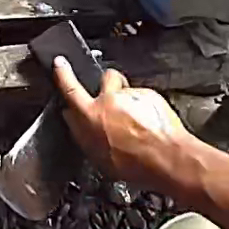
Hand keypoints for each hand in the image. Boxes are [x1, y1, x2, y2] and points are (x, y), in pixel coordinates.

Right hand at [51, 59, 194, 193]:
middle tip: (113, 98)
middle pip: (104, 80)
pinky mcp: (149, 94)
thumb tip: (74, 122)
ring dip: (130, 100)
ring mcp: (130, 95)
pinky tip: (151, 126)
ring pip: (126, 89)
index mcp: (91, 116)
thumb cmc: (136, 164)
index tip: (60, 65)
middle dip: (105, 83)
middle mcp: (109, 101)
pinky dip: (146, 108)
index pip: (70, 89)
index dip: (63, 75)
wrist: (167, 158)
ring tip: (139, 122)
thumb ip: (84, 134)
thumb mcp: (100, 158)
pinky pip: (143, 97)